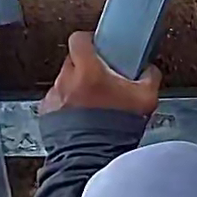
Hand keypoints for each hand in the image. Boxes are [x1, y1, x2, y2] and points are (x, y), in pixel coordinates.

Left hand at [37, 32, 161, 116]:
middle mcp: (66, 80)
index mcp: (88, 70)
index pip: (79, 39)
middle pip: (73, 61)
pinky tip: (82, 118)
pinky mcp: (47, 115)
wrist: (92, 158)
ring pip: (64, 82)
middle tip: (100, 78)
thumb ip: (149, 77)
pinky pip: (56, 102)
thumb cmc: (116, 128)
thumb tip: (148, 70)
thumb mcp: (145, 99)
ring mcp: (54, 98)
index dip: (89, 40)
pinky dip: (67, 106)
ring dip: (75, 88)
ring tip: (92, 103)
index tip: (97, 46)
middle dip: (85, 67)